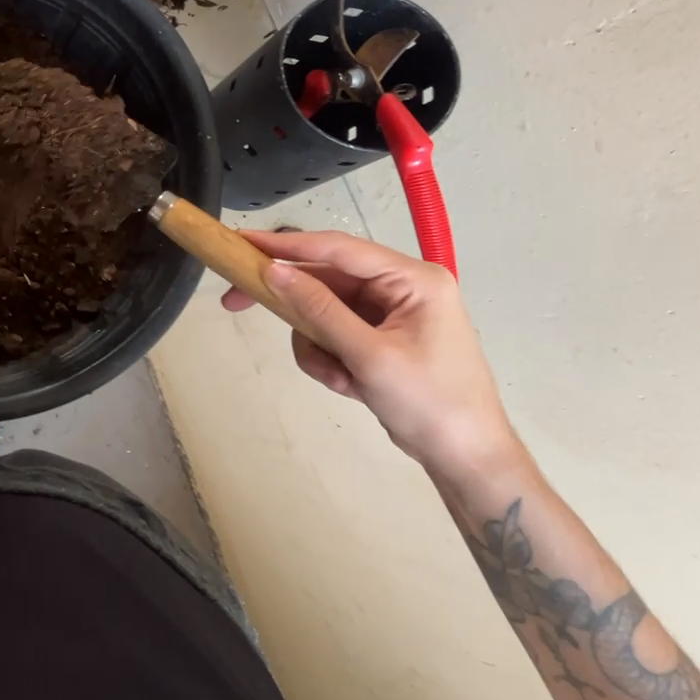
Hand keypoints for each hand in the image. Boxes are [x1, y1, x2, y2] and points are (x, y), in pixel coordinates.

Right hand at [220, 230, 520, 479]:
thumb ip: (318, 309)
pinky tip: (348, 385)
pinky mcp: (377, 338)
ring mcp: (388, 314)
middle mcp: (401, 288)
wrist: (465, 457)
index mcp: (413, 279)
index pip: (338, 249)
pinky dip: (328, 359)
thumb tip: (273, 271)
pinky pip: (331, 334)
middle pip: (324, 280)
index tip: (240, 242)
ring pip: (321, 311)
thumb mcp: (368, 355)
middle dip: (291, 304)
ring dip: (316, 345)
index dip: (285, 245)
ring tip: (337, 378)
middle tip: (234, 303)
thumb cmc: (429, 403)